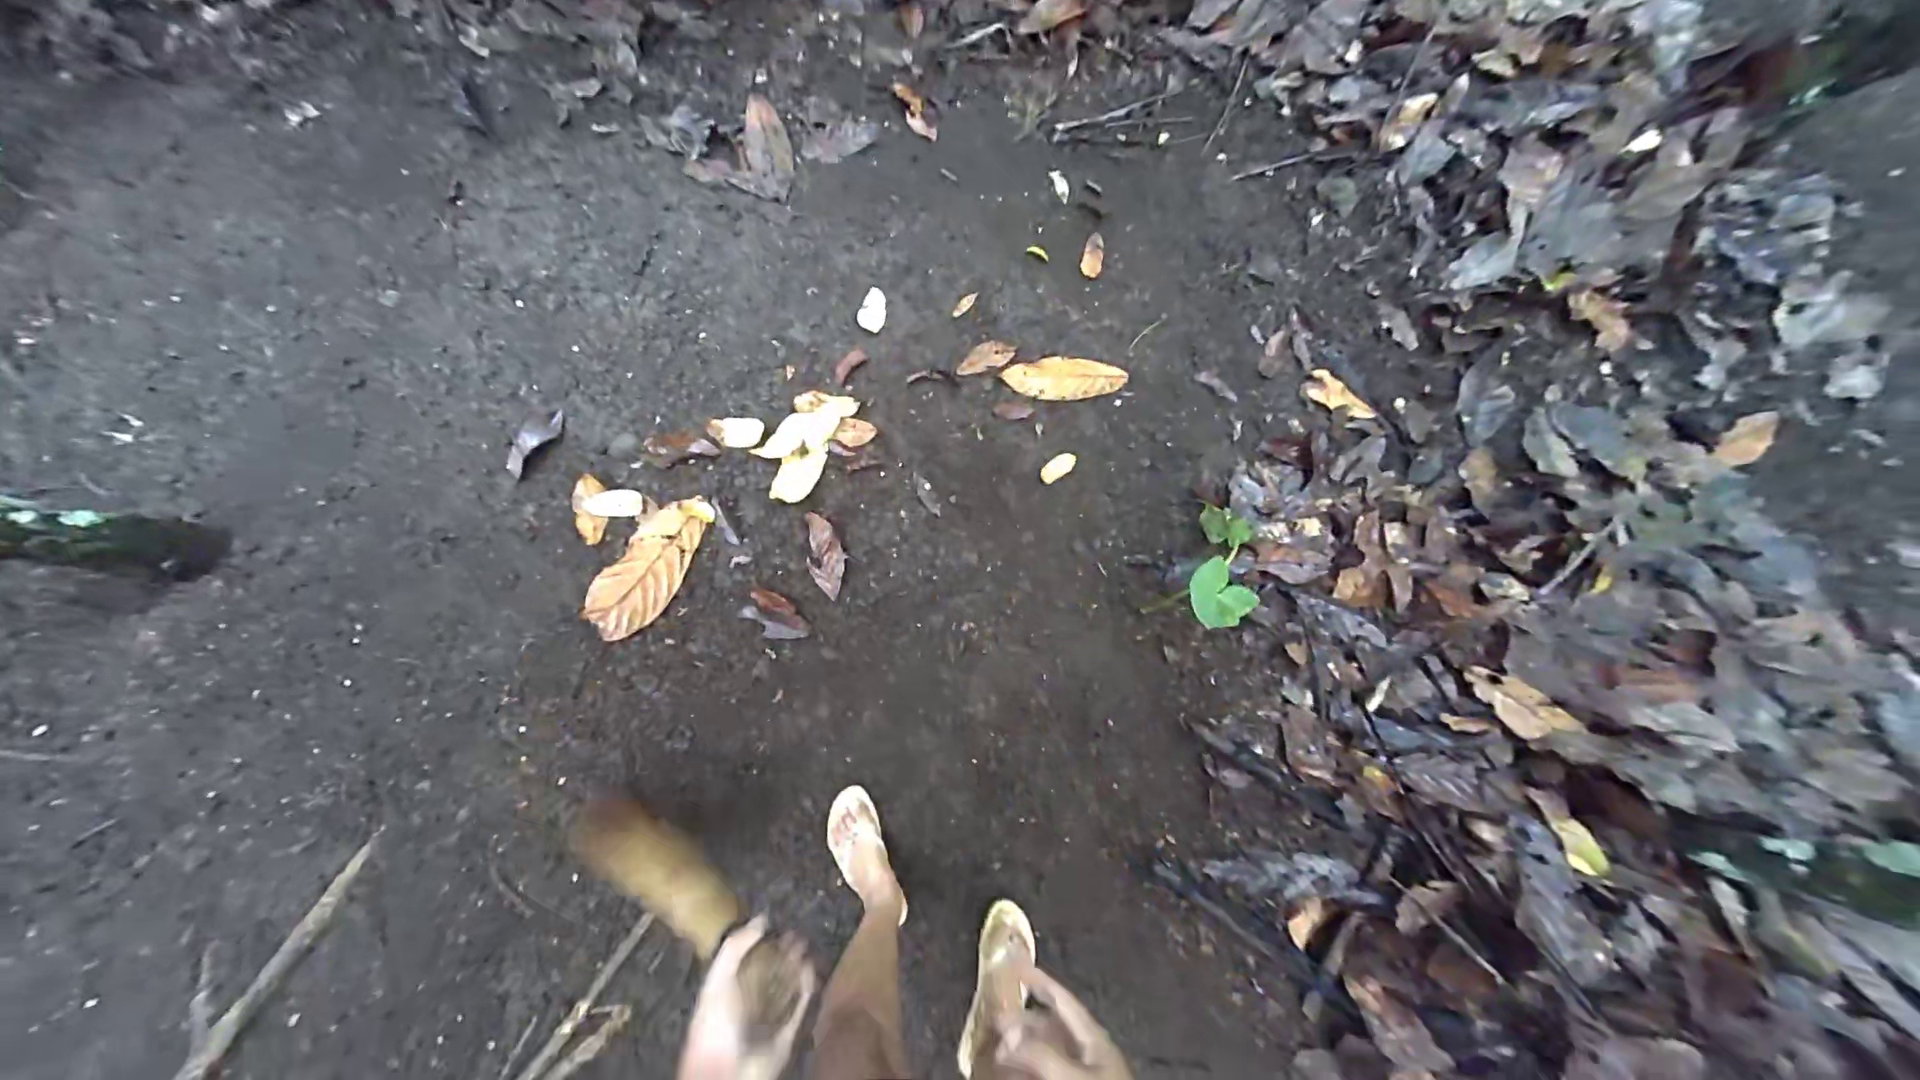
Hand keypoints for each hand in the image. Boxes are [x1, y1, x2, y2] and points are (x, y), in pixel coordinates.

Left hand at [677, 917, 816, 1079]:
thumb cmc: (716, 1026)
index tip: (775, 927)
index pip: (748, 964)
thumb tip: (762, 918)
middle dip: (784, 954)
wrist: (726, 1074)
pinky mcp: (786, 1035)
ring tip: (807, 947)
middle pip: (770, 974)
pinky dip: (807, 988)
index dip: (761, 945)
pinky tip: (810, 968)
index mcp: (728, 995)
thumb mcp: (718, 980)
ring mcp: (768, 1022)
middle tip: (798, 934)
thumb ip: (736, 947)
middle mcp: (748, 1007)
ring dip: (798, 968)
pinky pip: (799, 1007)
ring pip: (787, 988)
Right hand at [993, 961, 1130, 1079]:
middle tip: (993, 1021)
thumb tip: (1005, 1033)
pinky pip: (1046, 1074)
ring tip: (996, 1053)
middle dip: (1021, 1022)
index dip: (1038, 980)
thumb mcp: (1073, 1078)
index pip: (1061, 999)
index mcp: (1092, 1038)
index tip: (1013, 965)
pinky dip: (1027, 1071)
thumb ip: (1040, 1055)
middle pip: (1049, 1027)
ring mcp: (1082, 1075)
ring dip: (1021, 1050)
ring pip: (1046, 1054)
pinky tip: (1009, 1074)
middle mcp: (1086, 1053)